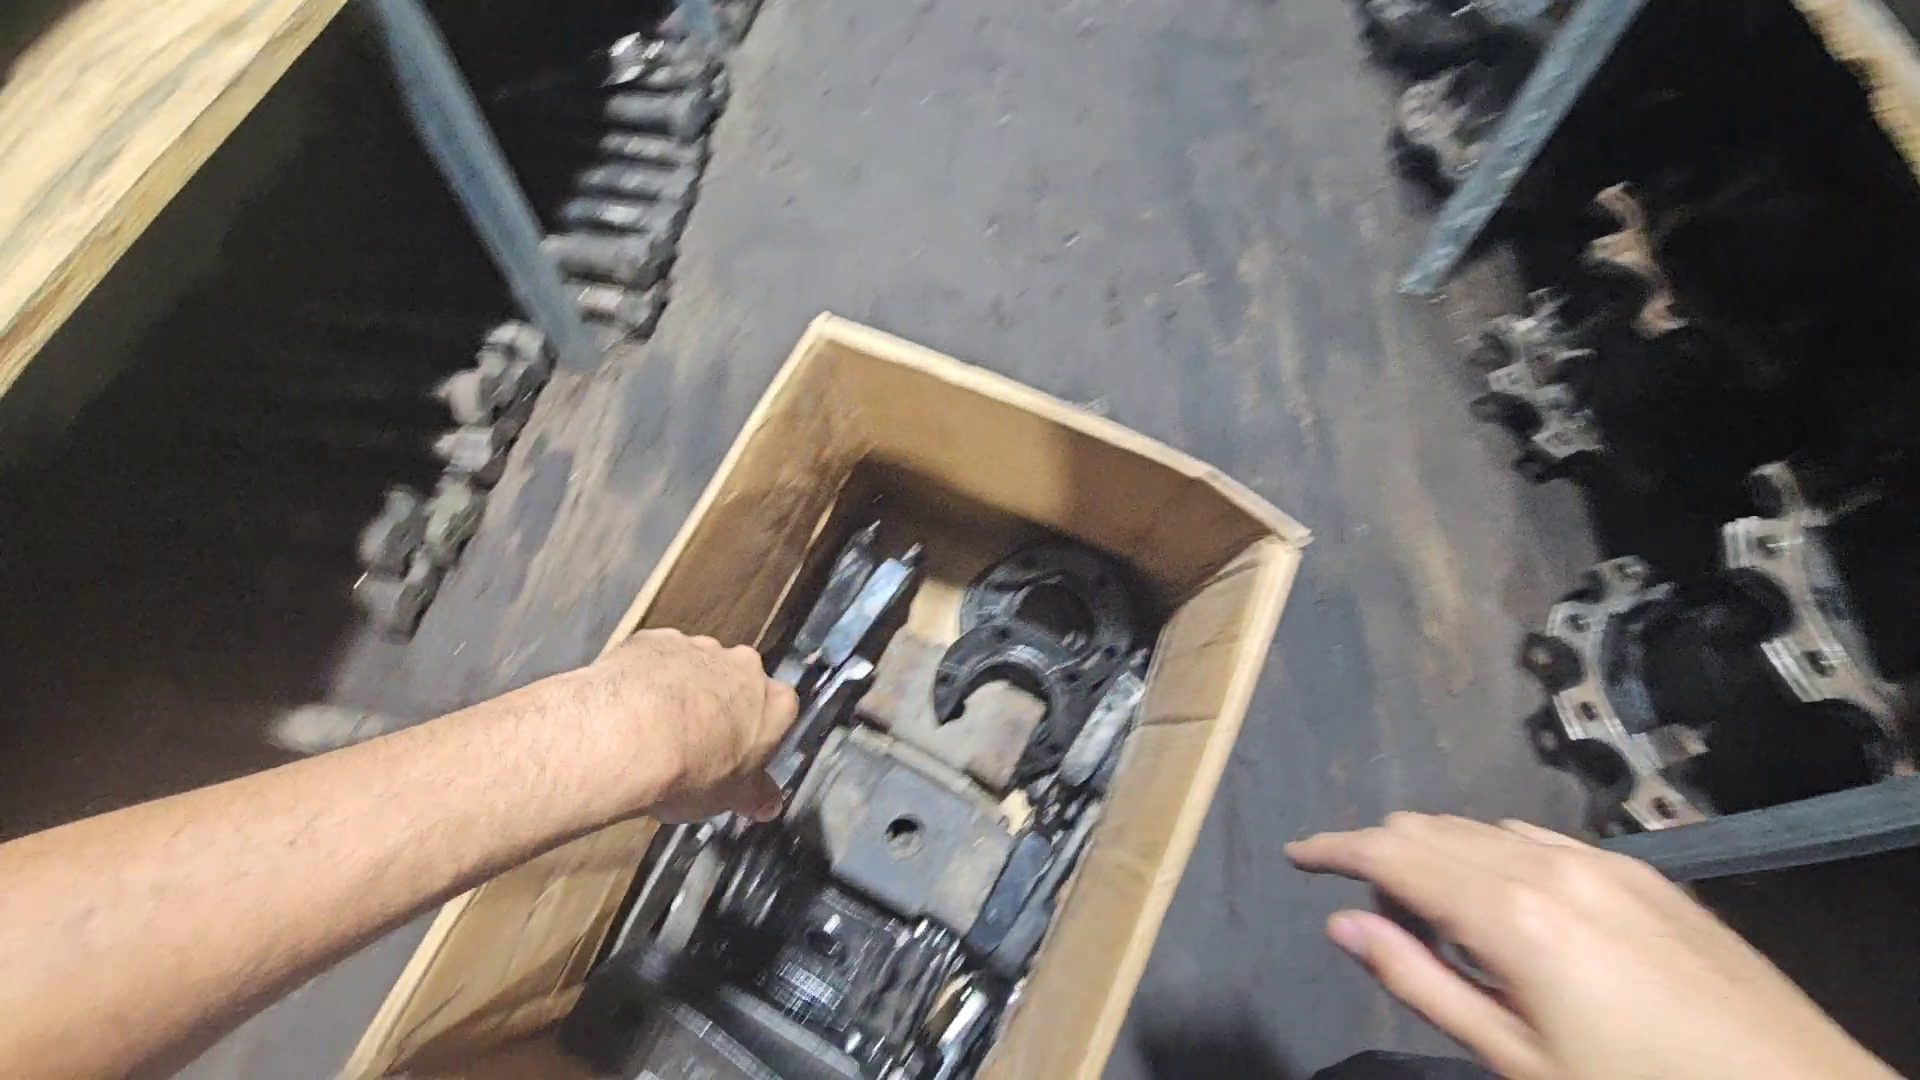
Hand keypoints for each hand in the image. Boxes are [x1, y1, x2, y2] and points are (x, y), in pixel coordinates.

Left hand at [550, 630, 798, 823]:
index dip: (757, 734)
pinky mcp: (657, 641)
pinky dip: (649, 678)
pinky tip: (631, 707)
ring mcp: (699, 648)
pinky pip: (658, 658)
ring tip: (656, 728)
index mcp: (775, 703)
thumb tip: (769, 805)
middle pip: (740, 683)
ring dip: (685, 689)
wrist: (626, 738)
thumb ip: (755, 795)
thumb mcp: (730, 798)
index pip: (779, 713)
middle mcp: (743, 666)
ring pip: (698, 668)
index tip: (737, 755)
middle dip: (723, 705)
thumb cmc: (690, 770)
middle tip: (696, 742)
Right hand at [1287, 813, 1896, 1079]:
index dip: (1333, 850)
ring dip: (1433, 853)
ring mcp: (1597, 862)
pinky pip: (1531, 837)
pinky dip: (1489, 853)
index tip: (1296, 856)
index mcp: (1509, 914)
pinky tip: (1510, 902)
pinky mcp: (1639, 871)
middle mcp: (1543, 865)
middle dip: (1380, 855)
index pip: (1389, 854)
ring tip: (1443, 918)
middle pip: (1425, 829)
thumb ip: (1420, 983)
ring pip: (1474, 827)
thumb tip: (1341, 924)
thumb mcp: (1519, 1063)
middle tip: (1380, 918)